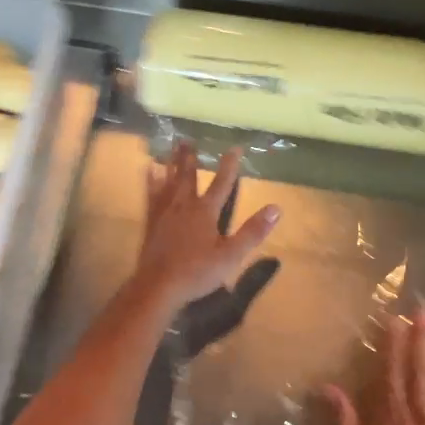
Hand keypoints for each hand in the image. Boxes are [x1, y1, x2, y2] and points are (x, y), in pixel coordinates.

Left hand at [135, 143, 279, 308]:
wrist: (158, 286)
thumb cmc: (197, 272)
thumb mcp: (231, 255)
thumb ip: (253, 231)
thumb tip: (276, 208)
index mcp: (205, 211)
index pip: (222, 183)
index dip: (230, 165)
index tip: (236, 147)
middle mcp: (183, 205)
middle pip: (188, 176)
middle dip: (190, 158)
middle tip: (188, 139)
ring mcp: (164, 213)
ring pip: (169, 181)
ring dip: (172, 163)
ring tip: (172, 147)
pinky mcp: (151, 222)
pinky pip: (151, 195)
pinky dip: (151, 181)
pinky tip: (149, 171)